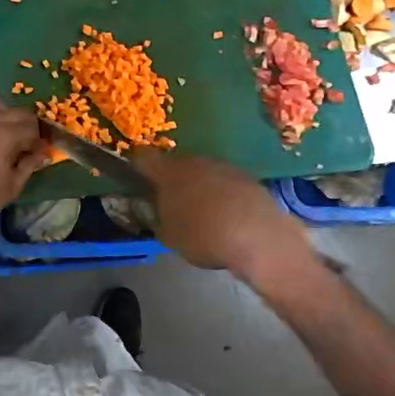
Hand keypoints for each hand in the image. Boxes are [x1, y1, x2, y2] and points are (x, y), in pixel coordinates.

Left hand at [0, 104, 47, 256]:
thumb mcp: (13, 184)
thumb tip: (42, 153)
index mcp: (4, 134)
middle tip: (31, 145)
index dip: (40, 139)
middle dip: (28, 126)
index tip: (43, 151)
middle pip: (17, 112)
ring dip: (11, 121)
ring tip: (13, 142)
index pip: (31, 126)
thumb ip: (30, 163)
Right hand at [131, 149, 312, 281]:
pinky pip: (225, 182)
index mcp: (169, 172)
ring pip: (202, 172)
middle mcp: (195, 161)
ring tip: (201, 213)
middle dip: (171, 179)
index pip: (143, 158)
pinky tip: (226, 217)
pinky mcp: (247, 177)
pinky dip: (221, 194)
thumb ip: (155, 218)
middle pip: (176, 164)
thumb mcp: (169, 236)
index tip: (135, 180)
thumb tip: (150, 208)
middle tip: (170, 203)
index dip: (136, 167)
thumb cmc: (204, 236)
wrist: (259, 237)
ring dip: (198, 186)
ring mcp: (224, 166)